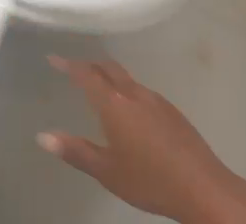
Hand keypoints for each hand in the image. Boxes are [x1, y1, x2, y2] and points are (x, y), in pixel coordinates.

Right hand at [40, 57, 245, 223]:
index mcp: (115, 104)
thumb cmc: (149, 179)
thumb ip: (75, 151)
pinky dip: (127, 90)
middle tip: (73, 68)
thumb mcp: (106, 171)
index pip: (86, 75)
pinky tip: (129, 110)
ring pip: (127, 79)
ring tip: (99, 87)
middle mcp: (135, 94)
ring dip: (109, 76)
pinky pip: (142, 91)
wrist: (203, 187)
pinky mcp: (173, 111)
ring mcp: (157, 100)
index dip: (68, 65)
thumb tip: (42, 136)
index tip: (53, 58)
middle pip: (108, 68)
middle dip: (89, 64)